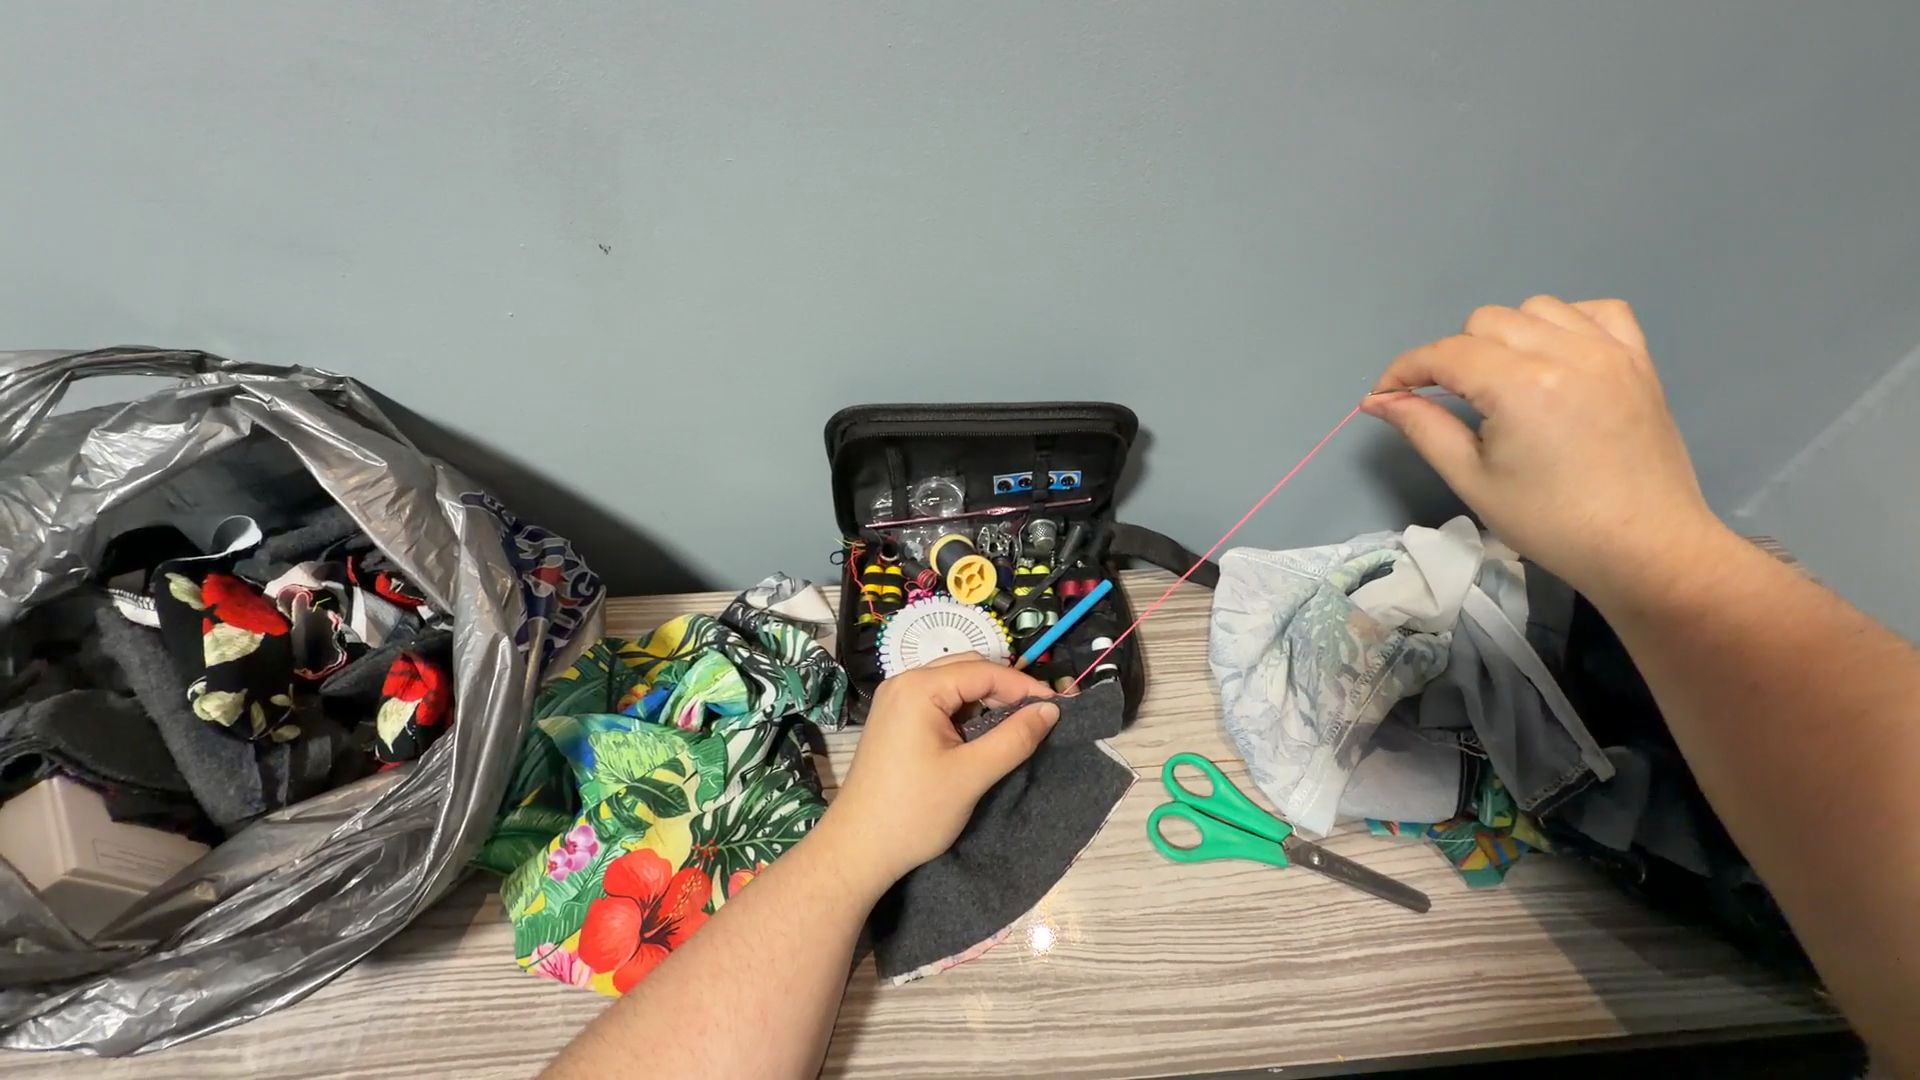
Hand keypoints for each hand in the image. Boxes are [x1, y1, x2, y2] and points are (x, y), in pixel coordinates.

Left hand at [820, 656, 1059, 890]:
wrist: (857, 850)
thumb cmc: (913, 812)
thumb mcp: (971, 775)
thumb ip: (1014, 738)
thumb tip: (1050, 710)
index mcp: (919, 687)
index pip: (984, 671)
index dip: (1024, 687)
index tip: (1059, 706)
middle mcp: (903, 683)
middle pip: (968, 670)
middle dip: (1006, 689)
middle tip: (1040, 715)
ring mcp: (895, 701)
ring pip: (954, 686)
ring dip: (987, 700)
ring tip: (1018, 725)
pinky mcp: (894, 720)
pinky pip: (939, 702)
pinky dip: (966, 712)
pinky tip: (984, 734)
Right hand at [1361, 296, 1730, 600]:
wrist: (1641, 544)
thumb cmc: (1547, 521)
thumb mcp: (1469, 478)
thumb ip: (1421, 427)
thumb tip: (1376, 401)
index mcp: (1521, 387)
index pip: (1445, 353)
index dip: (1403, 371)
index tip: (1384, 397)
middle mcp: (1567, 354)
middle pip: (1485, 321)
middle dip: (1450, 355)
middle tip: (1444, 399)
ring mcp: (1610, 351)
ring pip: (1535, 308)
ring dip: (1502, 336)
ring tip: (1498, 380)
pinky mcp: (1638, 359)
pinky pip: (1595, 311)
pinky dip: (1561, 324)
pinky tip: (1549, 358)